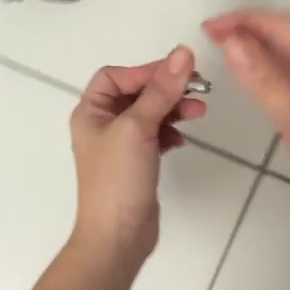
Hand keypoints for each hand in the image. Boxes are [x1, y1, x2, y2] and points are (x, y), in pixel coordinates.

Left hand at [67, 46, 206, 266]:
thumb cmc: (118, 178)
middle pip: (135, 93)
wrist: (118, 236)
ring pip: (149, 114)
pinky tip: (182, 139)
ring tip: (200, 111)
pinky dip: (170, 132)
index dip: (145, 71)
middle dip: (165, 89)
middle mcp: (100, 125)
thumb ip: (161, 90)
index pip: (115, 76)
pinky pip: (155, 136)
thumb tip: (182, 53)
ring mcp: (118, 146)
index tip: (178, 73)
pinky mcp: (135, 164)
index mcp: (90, 112)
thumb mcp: (138, 127)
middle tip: (199, 89)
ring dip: (173, 109)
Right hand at [203, 10, 289, 232]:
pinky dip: (277, 66)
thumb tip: (231, 42)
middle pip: (288, 32)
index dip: (240, 20)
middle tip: (211, 41)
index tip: (206, 28)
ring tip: (229, 57)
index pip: (278, 23)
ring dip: (261, 48)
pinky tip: (265, 81)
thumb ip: (264, 81)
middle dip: (248, 30)